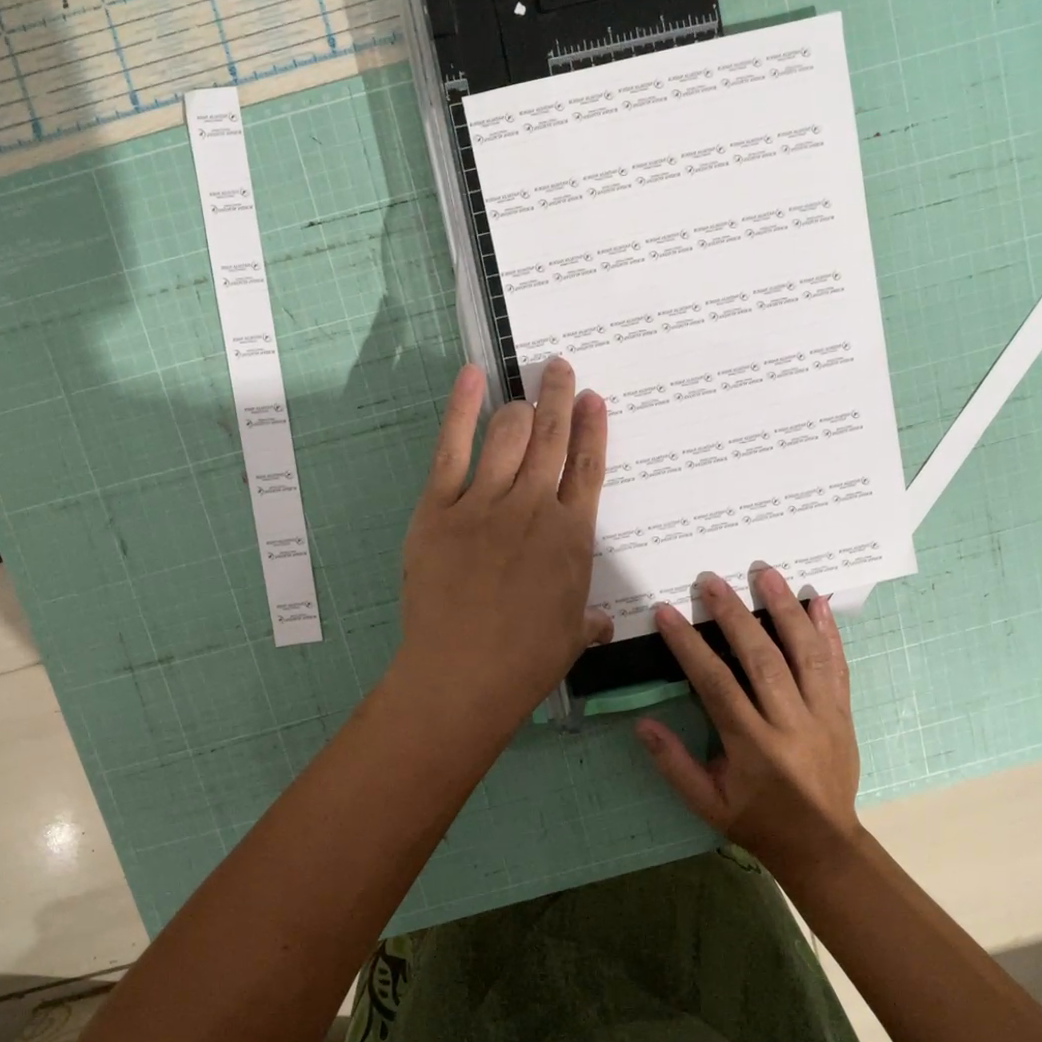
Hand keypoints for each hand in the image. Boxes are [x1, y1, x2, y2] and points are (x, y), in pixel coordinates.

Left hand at [386, 358, 609, 726]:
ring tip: (525, 389)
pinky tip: (470, 378)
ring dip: (519, 406)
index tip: (593, 399)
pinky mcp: (439, 508)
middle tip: (560, 368)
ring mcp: (484, 503)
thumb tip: (602, 624)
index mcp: (572, 537)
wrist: (462, 673)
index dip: (592, 429)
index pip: (588, 468)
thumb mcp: (571, 638)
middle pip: (551, 438)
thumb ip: (587, 621)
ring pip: (508, 435)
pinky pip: (452, 448)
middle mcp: (534, 507)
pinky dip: (461, 409)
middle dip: (558, 397)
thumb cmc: (525, 662)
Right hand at [636, 569, 861, 868]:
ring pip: (805, 653)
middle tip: (712, 580)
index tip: (668, 613)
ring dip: (785, 609)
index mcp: (753, 746)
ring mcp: (823, 715)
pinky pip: (837, 666)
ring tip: (766, 572)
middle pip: (762, 659)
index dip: (690, 646)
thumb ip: (674, 763)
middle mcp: (791, 723)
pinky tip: (817, 601)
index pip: (717, 685)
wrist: (823, 845)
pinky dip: (828, 631)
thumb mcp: (706, 802)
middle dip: (734, 615)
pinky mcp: (843, 712)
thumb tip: (642, 723)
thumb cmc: (757, 821)